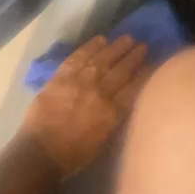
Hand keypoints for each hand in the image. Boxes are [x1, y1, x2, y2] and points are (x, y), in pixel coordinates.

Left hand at [19, 34, 149, 174]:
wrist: (40, 152)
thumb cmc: (73, 155)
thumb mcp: (103, 141)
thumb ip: (113, 119)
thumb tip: (120, 103)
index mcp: (112, 112)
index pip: (134, 88)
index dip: (145, 74)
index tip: (154, 63)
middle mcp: (100, 92)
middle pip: (121, 70)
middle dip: (134, 57)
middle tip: (144, 44)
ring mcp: (79, 82)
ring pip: (102, 59)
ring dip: (116, 47)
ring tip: (127, 38)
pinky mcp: (61, 77)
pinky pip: (79, 57)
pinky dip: (90, 47)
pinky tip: (100, 40)